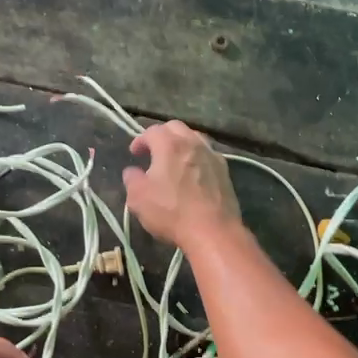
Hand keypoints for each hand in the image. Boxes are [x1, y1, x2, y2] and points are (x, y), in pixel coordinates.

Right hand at [123, 120, 243, 250]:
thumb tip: (132, 171)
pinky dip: (196, 157)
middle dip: (162, 135)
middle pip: (175, 128)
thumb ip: (131, 179)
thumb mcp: (138, 198)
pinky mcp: (225, 171)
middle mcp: (193, 143)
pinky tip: (193, 172)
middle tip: (153, 151)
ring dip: (181, 144)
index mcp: (169, 145)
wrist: (213, 230)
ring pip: (195, 138)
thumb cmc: (171, 211)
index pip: (152, 131)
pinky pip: (208, 155)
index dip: (140, 140)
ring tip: (173, 160)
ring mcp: (212, 156)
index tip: (134, 153)